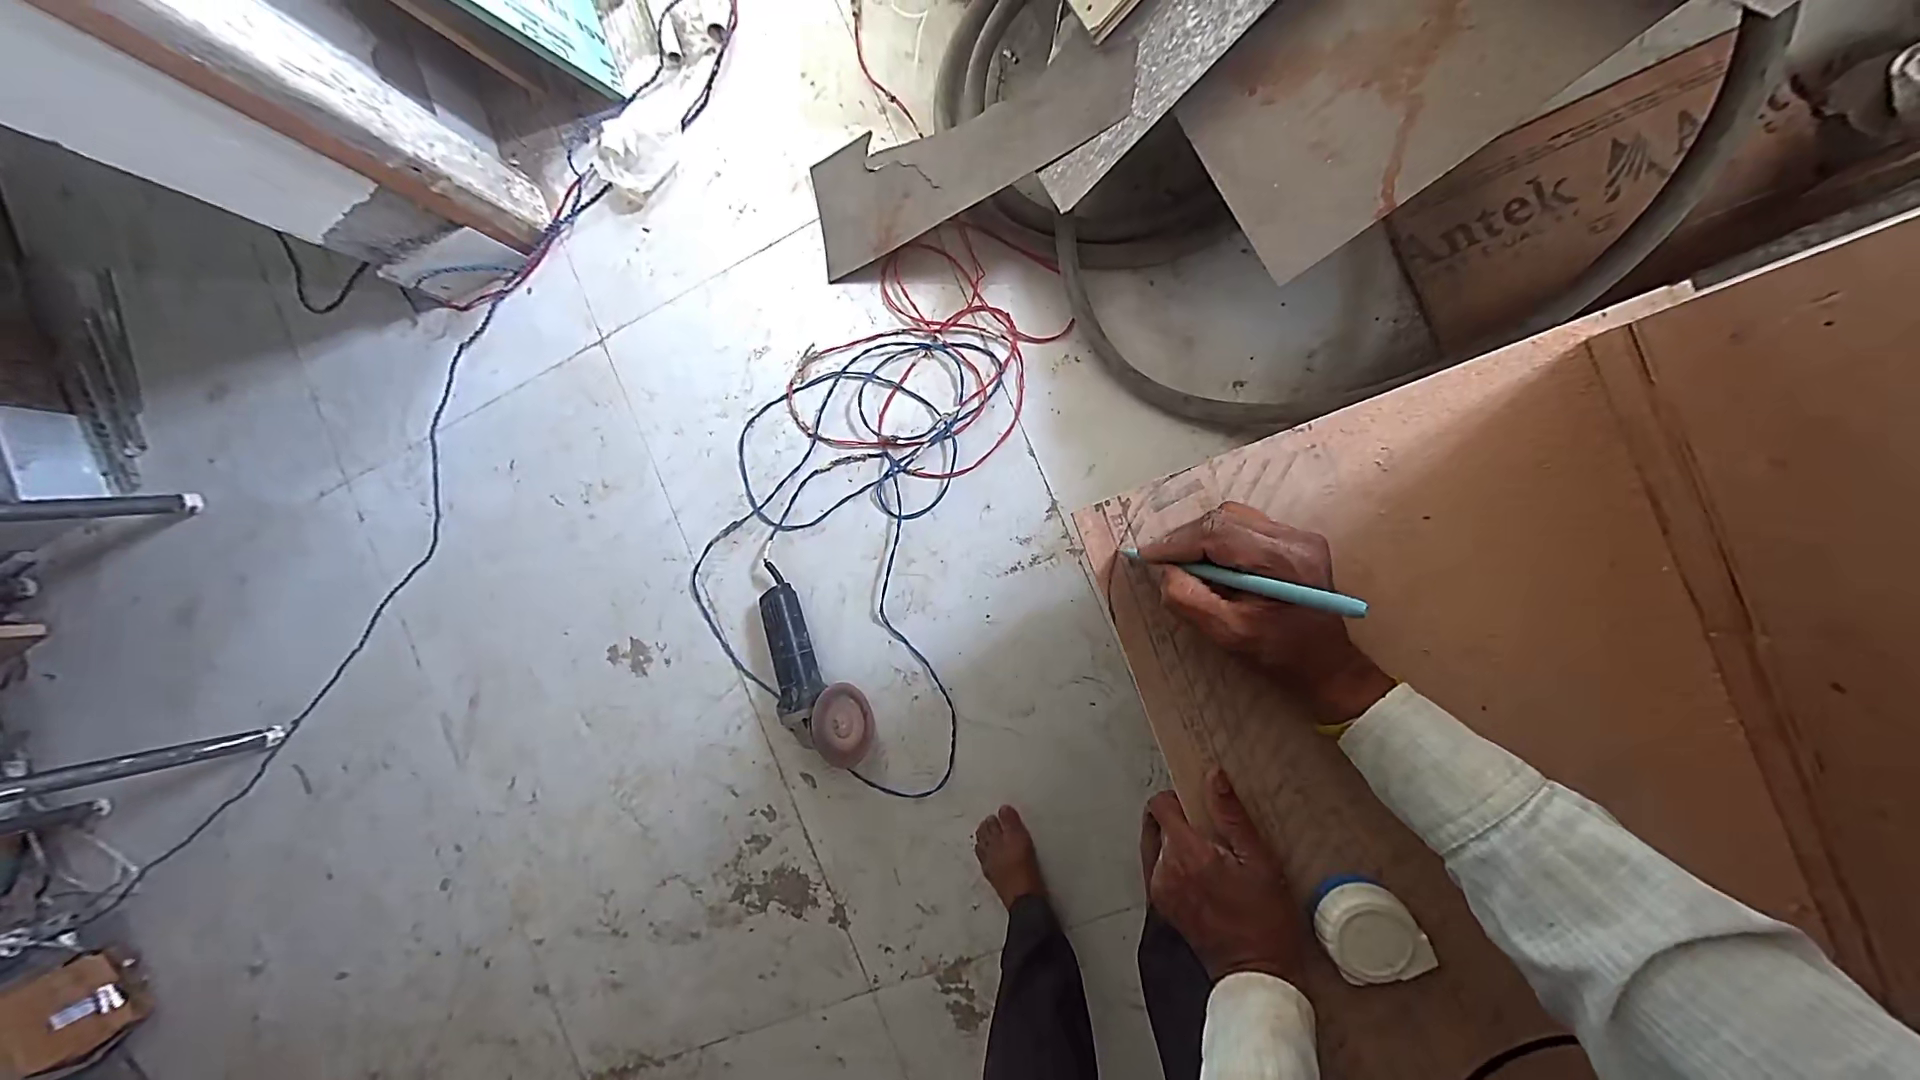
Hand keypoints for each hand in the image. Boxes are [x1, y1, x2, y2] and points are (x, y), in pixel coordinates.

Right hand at [1137, 502, 1394, 721]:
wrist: (1328, 665)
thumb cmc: (1281, 655)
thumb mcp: (1229, 635)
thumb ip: (1190, 601)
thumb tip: (1164, 572)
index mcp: (1284, 561)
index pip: (1218, 533)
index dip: (1176, 543)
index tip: (1145, 557)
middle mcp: (1295, 538)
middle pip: (1223, 518)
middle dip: (1185, 537)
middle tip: (1161, 561)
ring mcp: (1298, 536)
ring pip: (1232, 517)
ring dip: (1200, 537)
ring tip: (1183, 563)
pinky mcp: (1294, 540)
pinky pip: (1243, 526)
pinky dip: (1217, 540)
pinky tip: (1209, 563)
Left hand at [1143, 769, 1301, 981]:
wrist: (1256, 976)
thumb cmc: (1265, 922)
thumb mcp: (1260, 861)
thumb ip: (1232, 814)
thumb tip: (1214, 776)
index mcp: (1186, 853)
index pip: (1160, 805)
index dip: (1176, 797)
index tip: (1197, 802)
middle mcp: (1165, 869)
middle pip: (1158, 823)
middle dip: (1180, 820)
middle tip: (1211, 832)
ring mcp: (1160, 888)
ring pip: (1156, 844)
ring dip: (1175, 841)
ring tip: (1210, 854)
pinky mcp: (1161, 904)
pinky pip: (1158, 867)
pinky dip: (1173, 862)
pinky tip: (1202, 874)